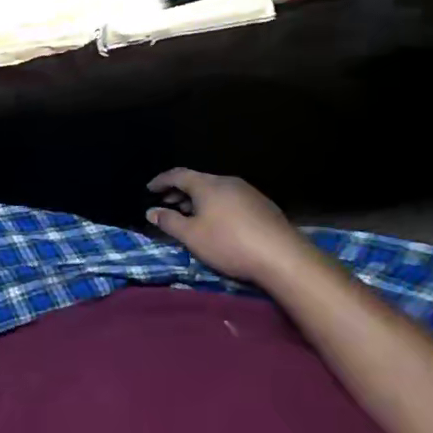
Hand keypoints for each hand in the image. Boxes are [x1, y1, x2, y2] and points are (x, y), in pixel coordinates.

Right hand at [145, 168, 314, 284]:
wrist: (284, 258)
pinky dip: (216, 205)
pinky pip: (230, 199)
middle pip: (198, 181)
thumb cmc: (229, 243)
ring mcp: (249, 192)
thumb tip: (152, 211)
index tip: (149, 188)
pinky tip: (216, 222)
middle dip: (179, 191)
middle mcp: (228, 182)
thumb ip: (169, 221)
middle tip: (166, 203)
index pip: (178, 175)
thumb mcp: (191, 236)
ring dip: (198, 199)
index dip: (161, 180)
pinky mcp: (263, 206)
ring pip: (215, 190)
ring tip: (189, 215)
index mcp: (207, 185)